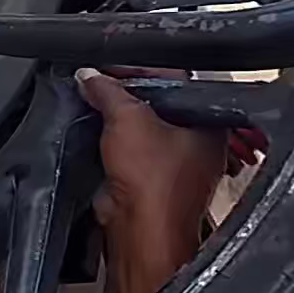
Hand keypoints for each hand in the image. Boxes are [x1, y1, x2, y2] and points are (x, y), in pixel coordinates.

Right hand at [76, 68, 226, 292]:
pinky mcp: (145, 174)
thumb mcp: (128, 119)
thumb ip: (108, 91)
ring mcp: (170, 158)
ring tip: (87, 103)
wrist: (139, 225)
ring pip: (137, 123)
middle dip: (120, 92)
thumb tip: (89, 74)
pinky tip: (90, 129)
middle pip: (152, 101)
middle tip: (93, 83)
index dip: (137, 70)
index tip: (106, 67)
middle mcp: (194, 139)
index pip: (172, 80)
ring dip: (111, 114)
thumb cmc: (152, 178)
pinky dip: (107, 136)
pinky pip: (124, 144)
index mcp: (206, 122)